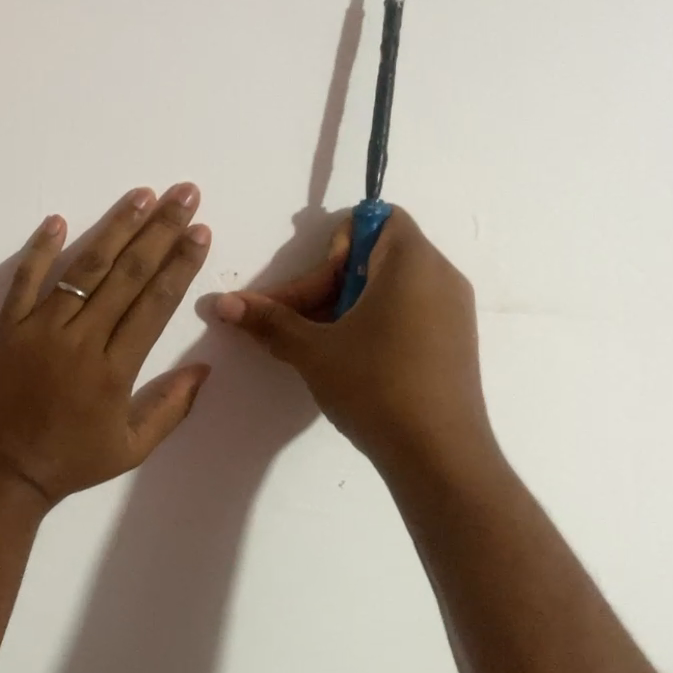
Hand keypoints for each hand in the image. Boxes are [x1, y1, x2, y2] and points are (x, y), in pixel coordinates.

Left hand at [0, 184, 212, 504]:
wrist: (0, 473)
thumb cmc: (69, 463)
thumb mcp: (130, 448)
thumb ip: (170, 408)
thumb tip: (205, 369)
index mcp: (115, 369)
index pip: (156, 302)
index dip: (180, 263)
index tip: (200, 231)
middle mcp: (81, 340)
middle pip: (127, 274)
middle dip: (160, 230)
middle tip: (183, 194)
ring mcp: (39, 330)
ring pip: (83, 270)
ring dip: (114, 229)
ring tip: (141, 196)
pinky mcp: (6, 330)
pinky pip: (23, 282)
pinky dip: (39, 251)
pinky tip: (59, 221)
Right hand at [212, 206, 493, 474]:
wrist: (438, 453)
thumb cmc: (375, 385)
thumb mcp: (312, 350)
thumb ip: (268, 320)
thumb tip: (221, 303)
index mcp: (411, 262)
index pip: (375, 219)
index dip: (335, 247)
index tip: (314, 289)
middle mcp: (440, 276)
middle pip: (373, 256)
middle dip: (326, 285)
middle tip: (292, 325)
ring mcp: (451, 311)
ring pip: (386, 289)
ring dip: (343, 308)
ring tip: (314, 347)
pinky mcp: (451, 342)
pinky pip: (405, 313)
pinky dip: (371, 325)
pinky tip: (348, 362)